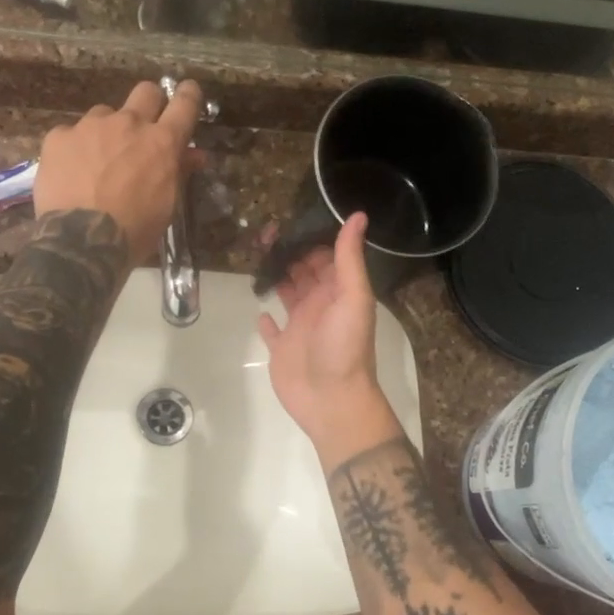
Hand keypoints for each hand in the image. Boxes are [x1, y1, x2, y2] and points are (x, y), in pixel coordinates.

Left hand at [35, 80, 201, 262]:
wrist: (80, 242)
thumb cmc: (134, 231)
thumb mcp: (166, 207)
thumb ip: (179, 173)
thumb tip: (194, 155)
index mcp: (161, 143)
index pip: (184, 105)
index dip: (188, 96)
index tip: (188, 92)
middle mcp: (128, 124)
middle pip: (145, 92)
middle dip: (149, 104)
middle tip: (143, 127)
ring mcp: (90, 126)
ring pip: (105, 114)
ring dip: (108, 131)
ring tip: (99, 162)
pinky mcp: (59, 136)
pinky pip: (72, 134)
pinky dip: (76, 149)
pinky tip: (72, 173)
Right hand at [257, 214, 401, 466]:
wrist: (331, 400)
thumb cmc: (344, 348)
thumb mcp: (353, 297)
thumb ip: (350, 258)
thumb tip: (357, 215)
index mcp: (338, 291)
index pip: (325, 256)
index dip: (309, 237)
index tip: (288, 217)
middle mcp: (319, 305)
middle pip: (303, 271)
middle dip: (288, 251)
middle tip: (263, 233)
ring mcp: (300, 327)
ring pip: (287, 293)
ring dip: (276, 276)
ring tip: (256, 256)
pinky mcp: (282, 348)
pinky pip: (272, 330)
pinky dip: (266, 320)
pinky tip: (258, 308)